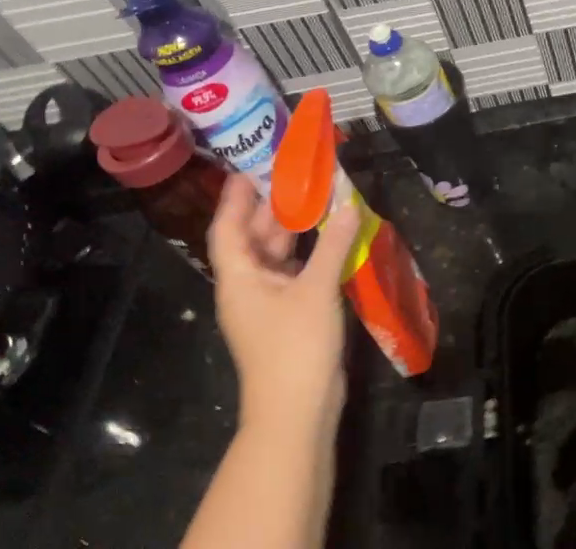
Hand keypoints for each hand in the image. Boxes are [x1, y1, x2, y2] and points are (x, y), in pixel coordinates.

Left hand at [207, 175, 361, 435]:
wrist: (297, 410)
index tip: (250, 165)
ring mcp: (268, 304)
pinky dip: (308, 252)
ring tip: (318, 196)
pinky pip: (294, 272)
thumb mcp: (316, 290)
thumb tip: (349, 203)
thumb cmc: (295, 346)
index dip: (235, 197)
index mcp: (239, 278)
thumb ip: (332, 244)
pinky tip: (331, 237)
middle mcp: (247, 287)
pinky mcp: (289, 316)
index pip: (227, 228)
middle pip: (252, 238)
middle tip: (295, 172)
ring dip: (293, 229)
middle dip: (271, 207)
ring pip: (276, 255)